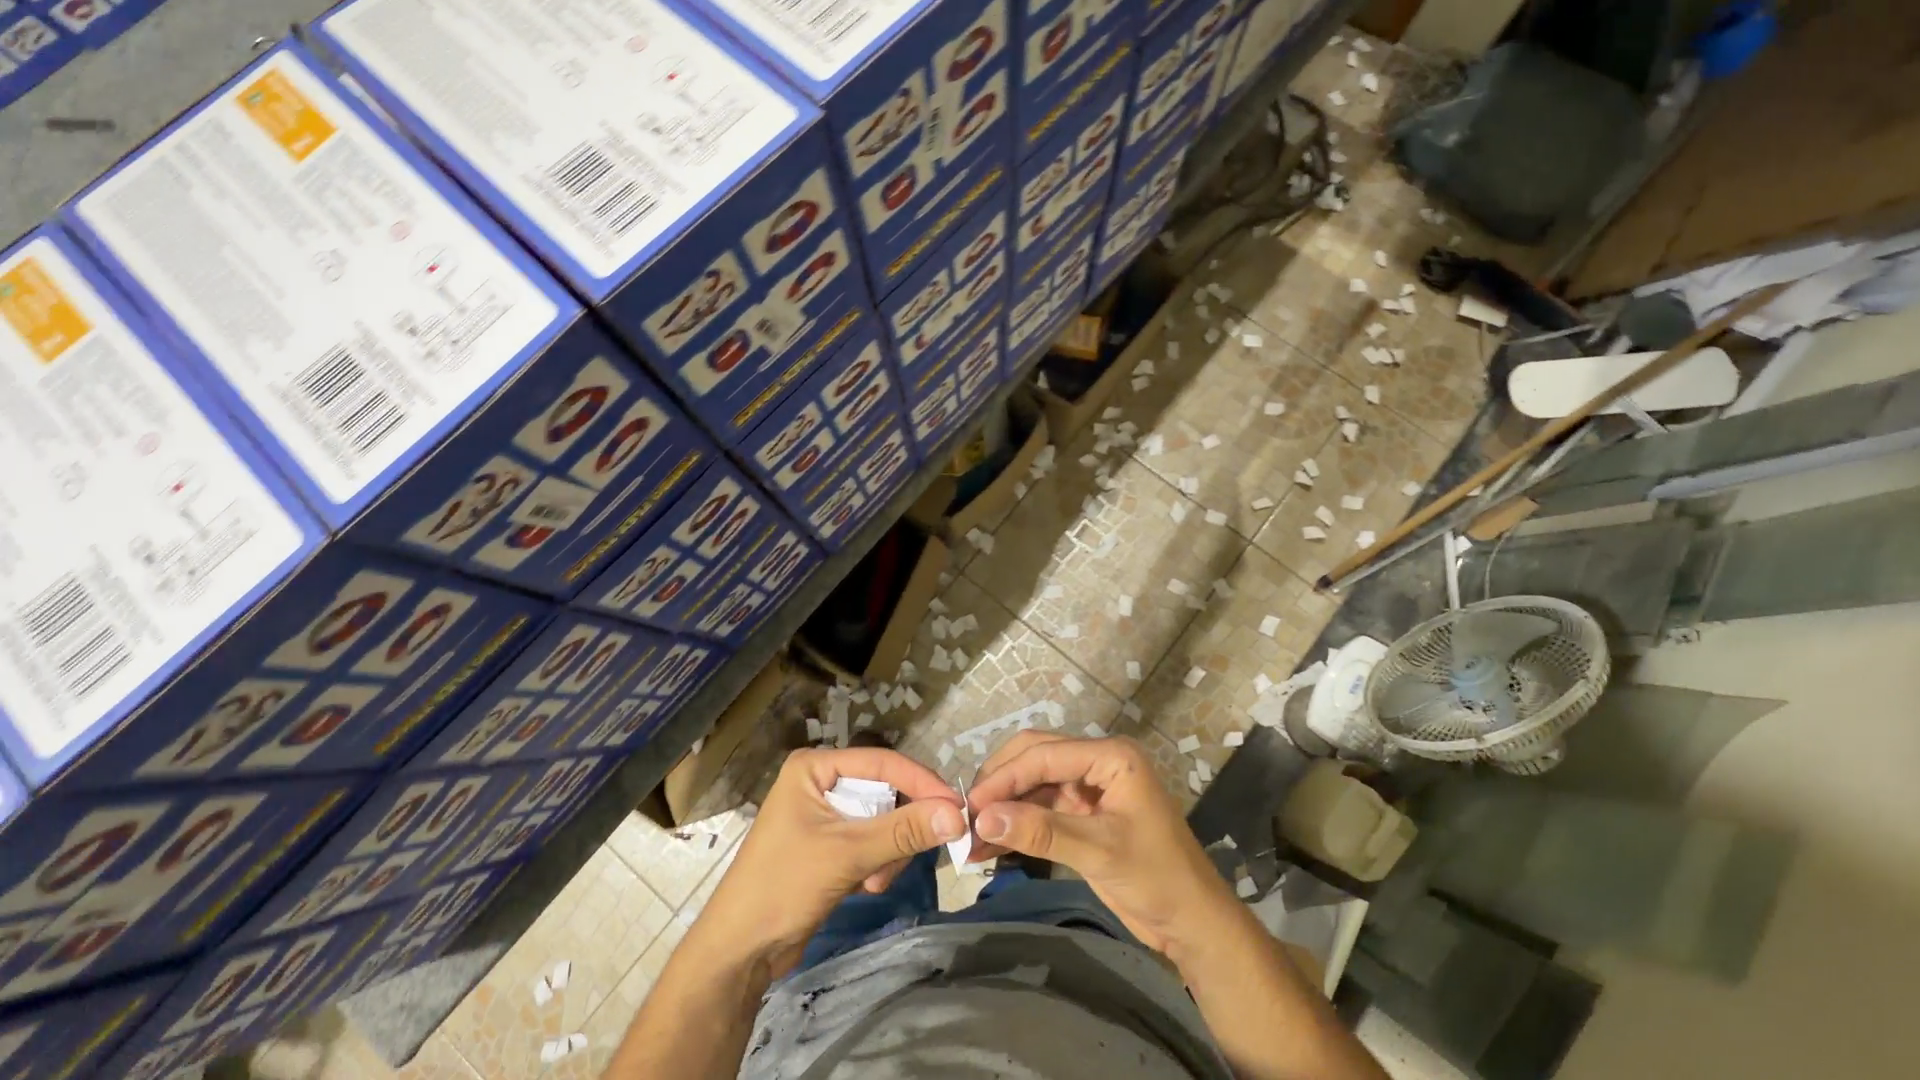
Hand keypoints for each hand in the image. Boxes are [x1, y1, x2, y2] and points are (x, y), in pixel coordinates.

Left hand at [696, 747, 965, 975]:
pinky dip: (878, 863)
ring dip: (889, 852)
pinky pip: (873, 842)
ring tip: (874, 880)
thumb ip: (904, 831)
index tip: (958, 810)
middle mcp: (820, 782)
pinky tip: (865, 886)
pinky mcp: (830, 846)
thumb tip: (959, 815)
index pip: (883, 762)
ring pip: (885, 820)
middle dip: (899, 828)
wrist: (741, 948)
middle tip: (915, 853)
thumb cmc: (784, 886)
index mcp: (815, 767)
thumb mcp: (848, 853)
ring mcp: (825, 815)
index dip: (923, 783)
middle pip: (887, 791)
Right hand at [967, 733, 1238, 956]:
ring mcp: (1091, 788)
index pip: (1045, 755)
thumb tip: (983, 819)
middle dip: (1000, 784)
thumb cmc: (1157, 878)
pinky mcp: (1084, 815)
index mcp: (1112, 757)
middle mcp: (1099, 763)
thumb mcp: (1098, 852)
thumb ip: (1041, 831)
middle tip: (966, 814)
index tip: (970, 807)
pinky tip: (990, 845)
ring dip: (1004, 807)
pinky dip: (1016, 824)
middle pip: (1036, 757)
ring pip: (1034, 784)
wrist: (1193, 922)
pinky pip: (1041, 809)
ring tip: (970, 836)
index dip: (1004, 778)